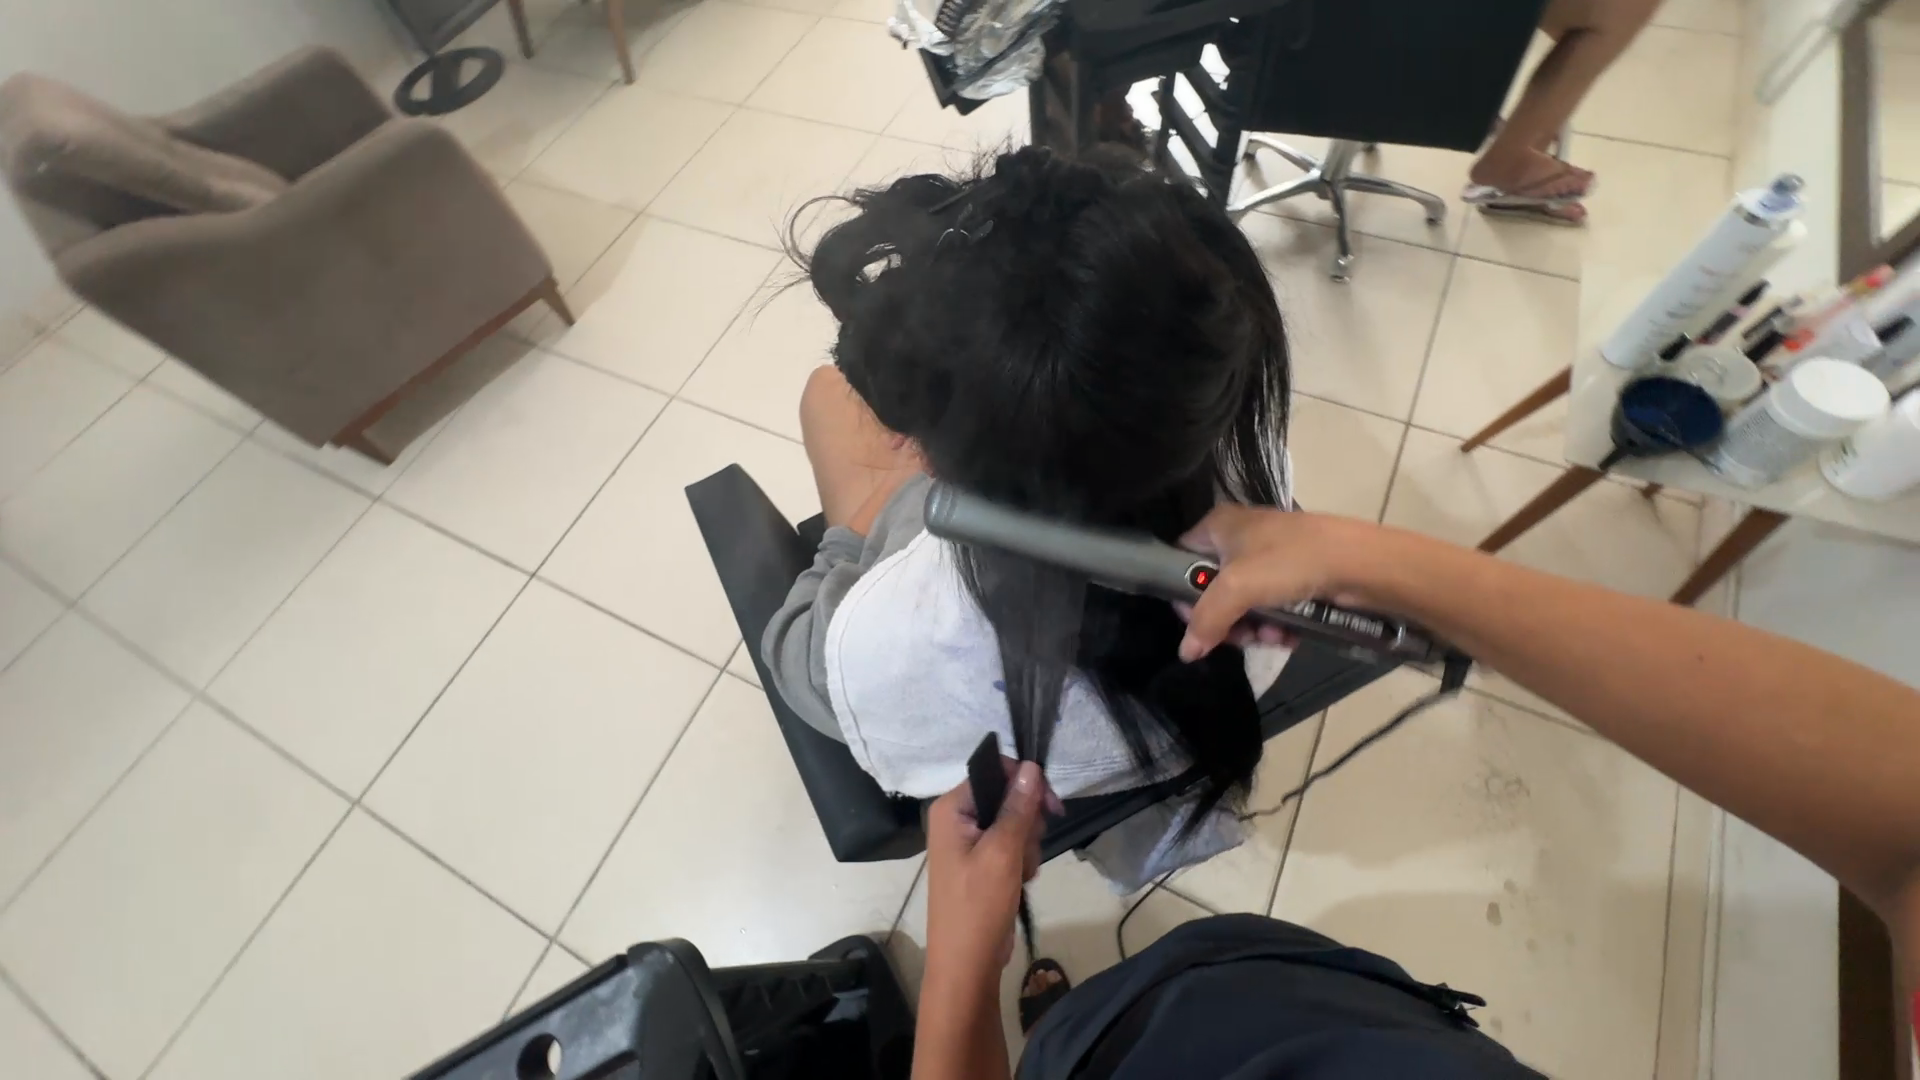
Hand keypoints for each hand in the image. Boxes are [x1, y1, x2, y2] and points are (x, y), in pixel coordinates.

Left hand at [924, 760, 1057, 979]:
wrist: (967, 965)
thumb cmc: (978, 905)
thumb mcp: (1002, 852)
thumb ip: (1018, 807)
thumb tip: (1030, 766)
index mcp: (951, 808)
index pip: (992, 773)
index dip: (1024, 784)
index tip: (1052, 806)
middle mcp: (957, 818)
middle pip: (1006, 797)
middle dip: (1026, 824)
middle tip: (1028, 850)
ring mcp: (968, 841)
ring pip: (1013, 823)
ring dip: (1026, 847)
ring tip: (1021, 873)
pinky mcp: (981, 862)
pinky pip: (1010, 845)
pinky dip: (1021, 860)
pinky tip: (1020, 881)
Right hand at [1176, 505, 1386, 662]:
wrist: (1360, 562)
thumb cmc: (1289, 561)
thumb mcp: (1237, 588)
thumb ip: (1206, 620)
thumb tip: (1186, 652)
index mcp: (1218, 525)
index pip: (1180, 559)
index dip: (1183, 593)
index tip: (1197, 621)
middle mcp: (1239, 537)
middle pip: (1211, 588)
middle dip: (1226, 619)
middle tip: (1240, 636)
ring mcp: (1268, 557)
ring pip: (1243, 603)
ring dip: (1253, 627)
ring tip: (1272, 635)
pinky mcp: (1293, 576)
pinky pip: (1270, 606)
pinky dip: (1276, 623)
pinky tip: (1287, 634)